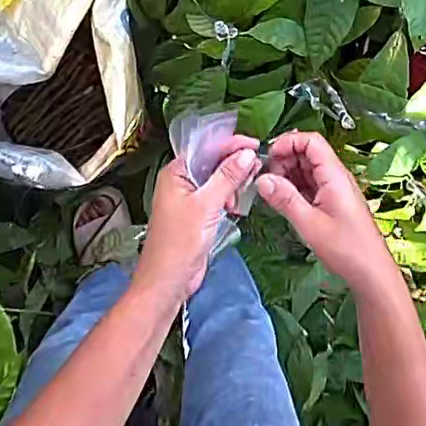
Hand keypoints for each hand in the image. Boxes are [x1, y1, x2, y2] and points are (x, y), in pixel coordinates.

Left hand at [136, 137, 260, 299]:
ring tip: (246, 188)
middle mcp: (180, 181)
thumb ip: (226, 178)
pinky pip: (217, 196)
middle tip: (257, 166)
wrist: (168, 281)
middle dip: (234, 163)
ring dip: (233, 182)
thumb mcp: (206, 206)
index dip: (231, 144)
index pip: (206, 148)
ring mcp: (189, 198)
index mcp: (175, 172)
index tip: (255, 145)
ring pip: (216, 179)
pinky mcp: (198, 214)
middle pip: (212, 162)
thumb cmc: (178, 244)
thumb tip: (246, 154)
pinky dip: (229, 197)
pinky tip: (238, 204)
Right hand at [256, 132, 399, 297]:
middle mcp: (335, 177)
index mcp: (334, 176)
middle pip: (306, 152)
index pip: (311, 141)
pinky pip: (309, 184)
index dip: (287, 143)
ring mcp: (334, 190)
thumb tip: (262, 179)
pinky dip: (294, 187)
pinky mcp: (332, 202)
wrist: (373, 275)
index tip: (269, 157)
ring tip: (272, 191)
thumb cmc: (347, 250)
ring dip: (287, 174)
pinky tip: (283, 200)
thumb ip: (285, 199)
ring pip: (306, 169)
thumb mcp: (310, 224)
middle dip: (283, 159)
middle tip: (267, 178)